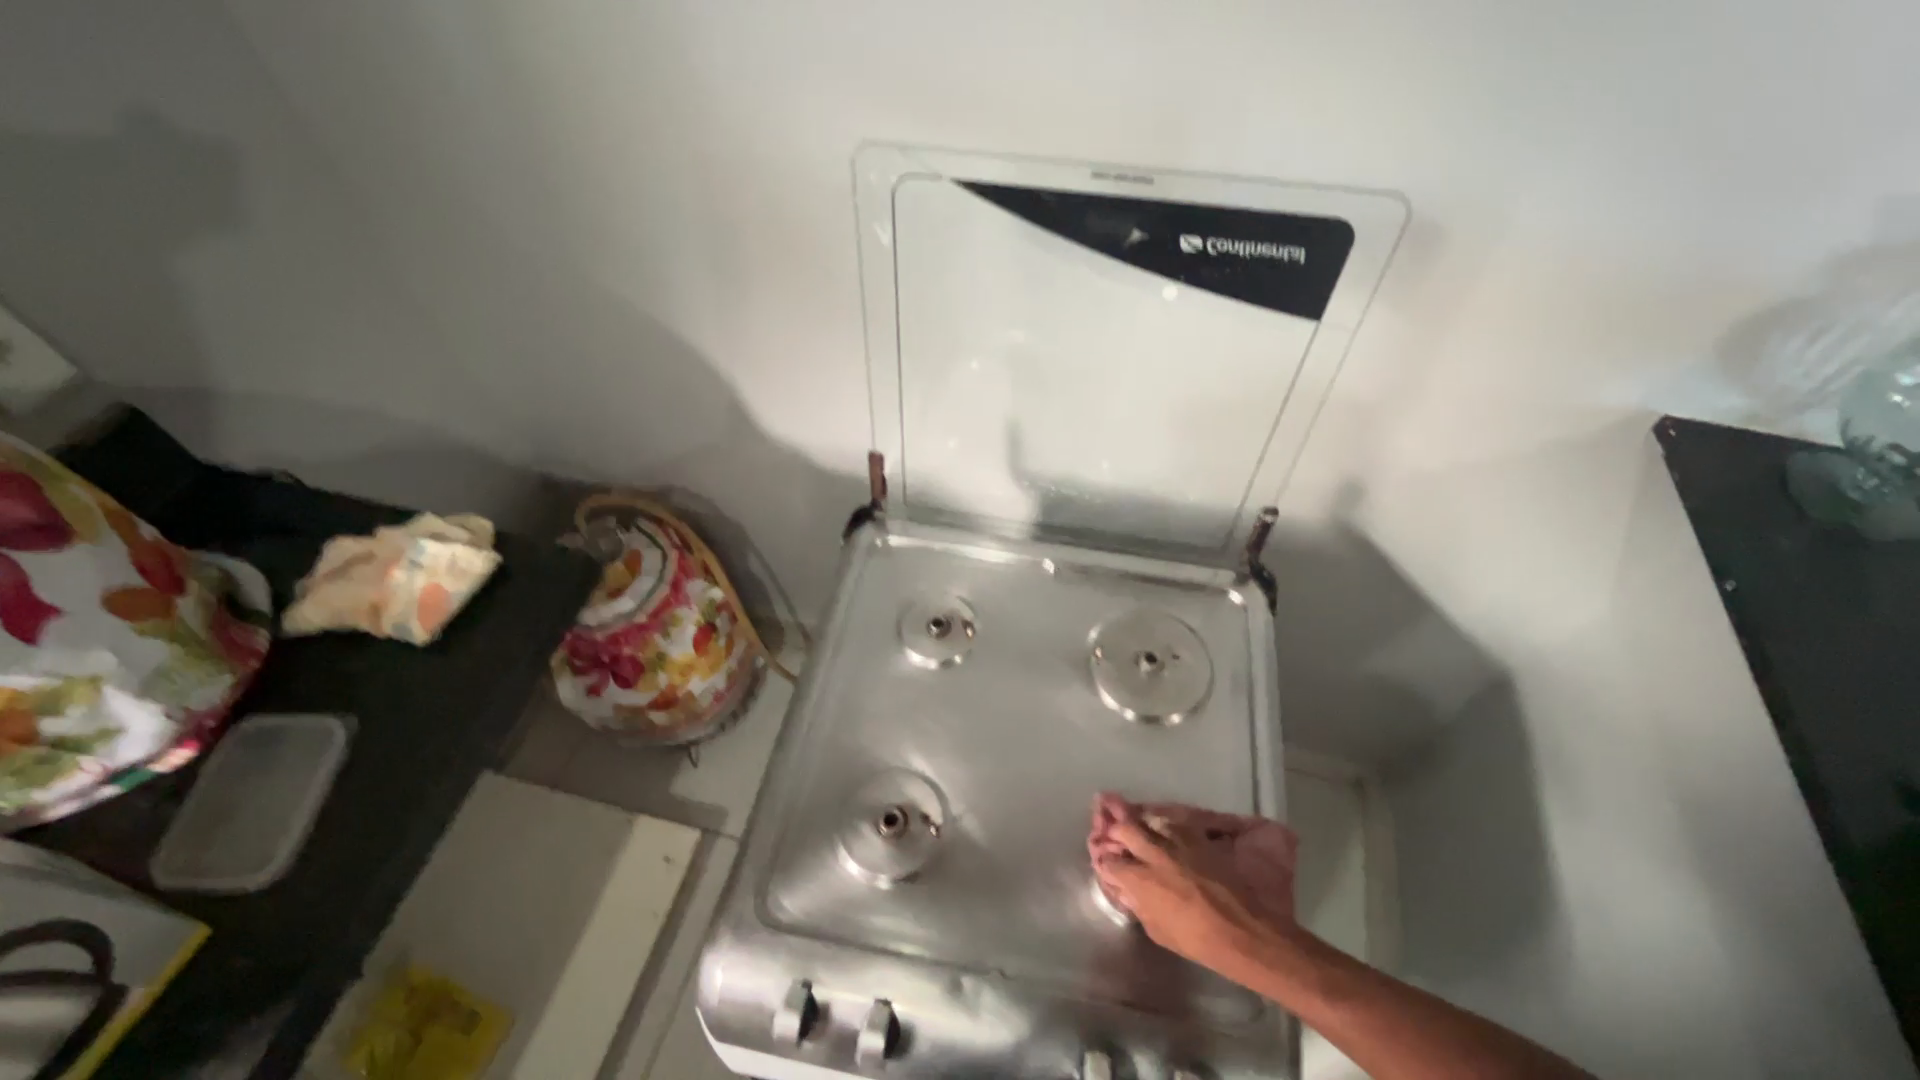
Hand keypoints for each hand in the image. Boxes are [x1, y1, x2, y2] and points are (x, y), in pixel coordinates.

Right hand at [1090, 795, 1298, 975]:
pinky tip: (1165, 829)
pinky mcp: (1200, 840)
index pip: (1110, 862)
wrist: (1243, 933)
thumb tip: (1128, 891)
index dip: (1105, 862)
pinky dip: (1166, 824)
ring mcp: (1179, 844)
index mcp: (1140, 881)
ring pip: (1150, 820)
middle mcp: (1155, 855)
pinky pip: (1176, 824)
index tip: (1105, 863)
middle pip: (1124, 829)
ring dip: (1140, 822)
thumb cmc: (1198, 942)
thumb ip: (1139, 905)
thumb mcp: (1158, 931)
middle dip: (1115, 830)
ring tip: (1134, 822)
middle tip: (1113, 832)